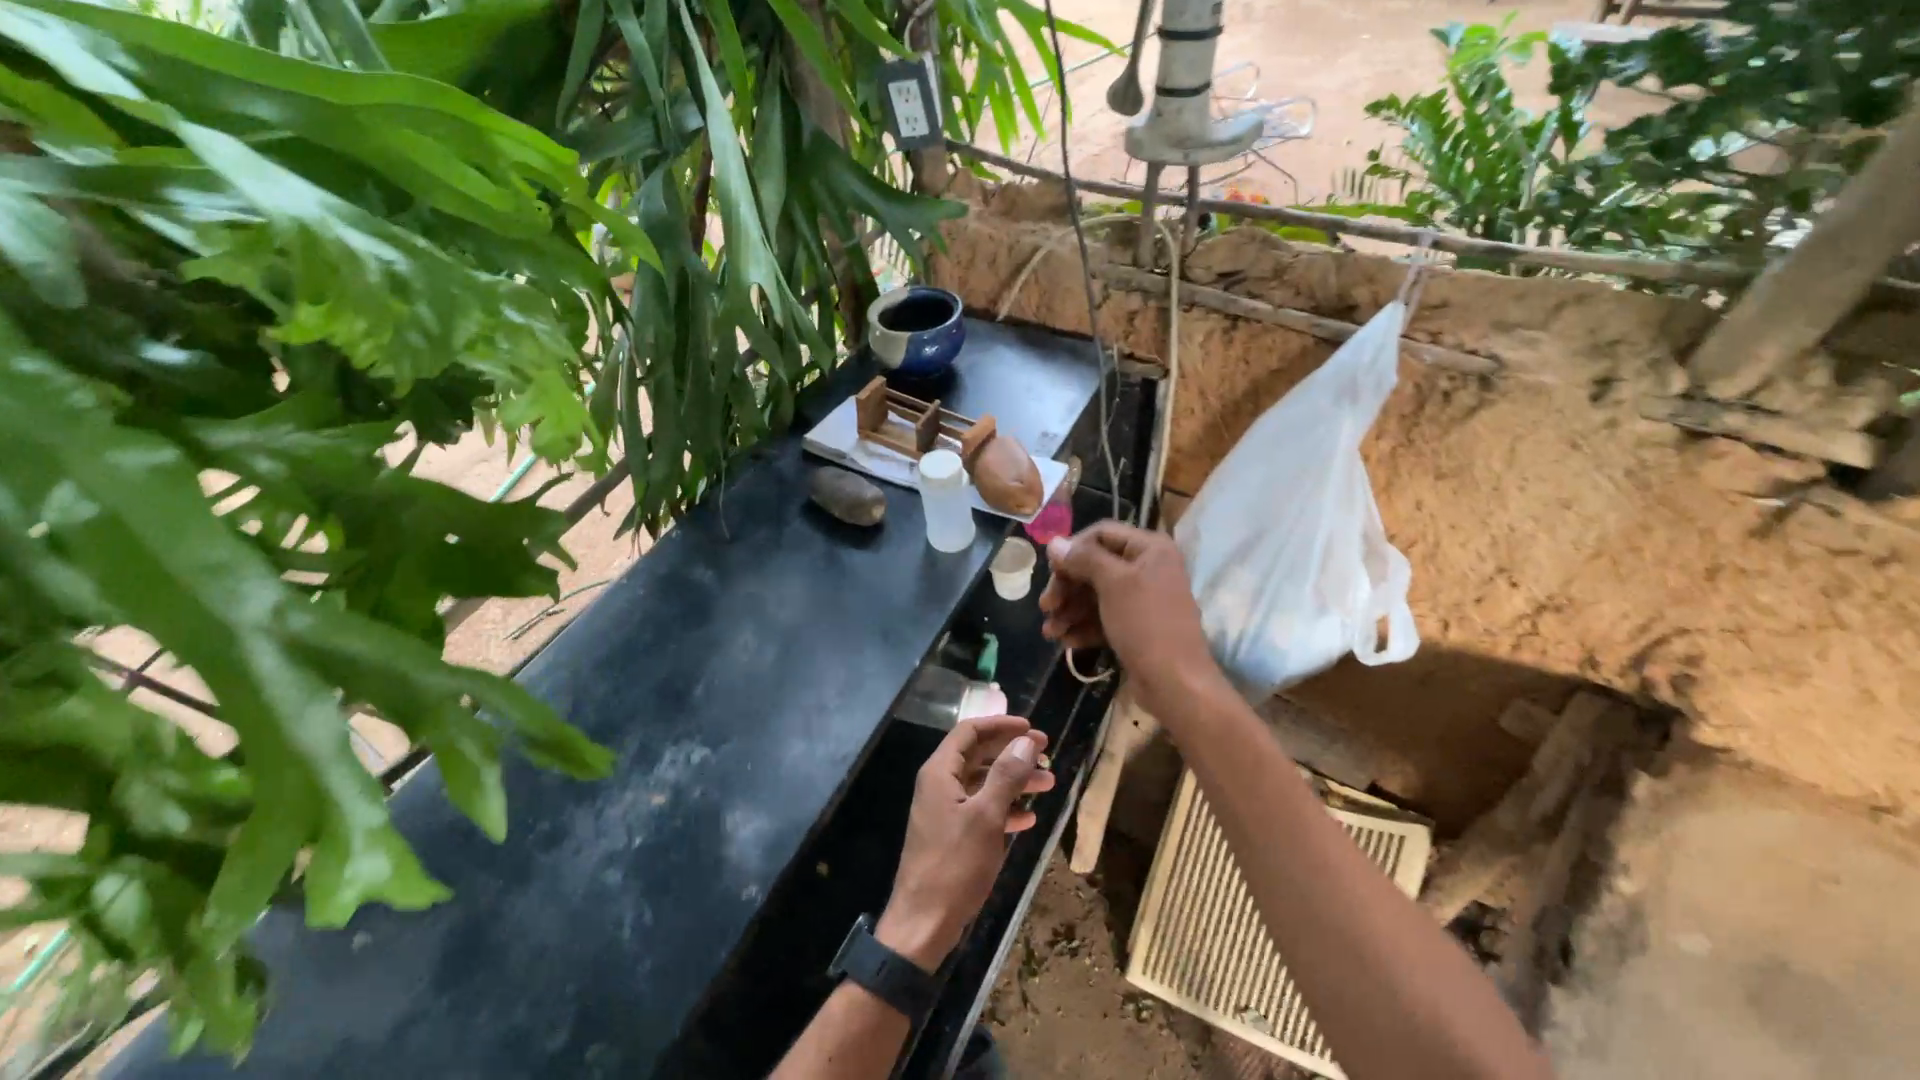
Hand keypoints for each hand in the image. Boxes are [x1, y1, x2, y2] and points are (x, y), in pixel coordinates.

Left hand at [875, 716, 1054, 970]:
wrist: (925, 922)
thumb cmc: (954, 864)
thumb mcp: (986, 816)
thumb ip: (1006, 775)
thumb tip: (1026, 740)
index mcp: (940, 773)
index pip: (969, 732)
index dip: (1000, 725)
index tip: (1031, 728)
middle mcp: (939, 786)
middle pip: (978, 756)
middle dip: (1013, 752)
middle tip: (1047, 752)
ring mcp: (945, 812)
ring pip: (983, 784)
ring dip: (1014, 781)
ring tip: (1049, 784)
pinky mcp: (952, 836)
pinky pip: (981, 811)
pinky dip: (1004, 810)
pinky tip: (1028, 819)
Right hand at [1038, 521, 1221, 713]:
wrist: (1176, 683)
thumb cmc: (1146, 624)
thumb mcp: (1114, 583)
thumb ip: (1084, 559)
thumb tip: (1054, 542)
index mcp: (1149, 549)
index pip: (1100, 534)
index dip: (1072, 549)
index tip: (1050, 571)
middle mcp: (1147, 568)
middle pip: (1094, 566)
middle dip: (1067, 586)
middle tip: (1045, 606)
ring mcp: (1142, 600)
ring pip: (1095, 595)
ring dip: (1069, 610)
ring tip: (1051, 632)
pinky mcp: (1135, 627)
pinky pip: (1103, 618)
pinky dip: (1083, 627)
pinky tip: (1066, 642)